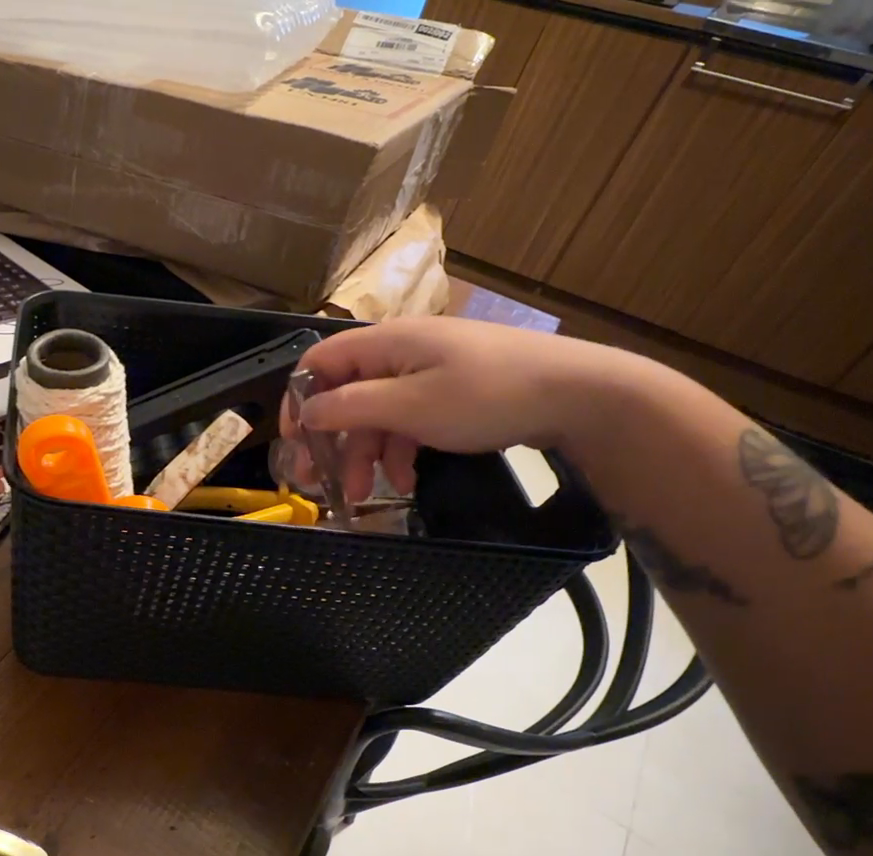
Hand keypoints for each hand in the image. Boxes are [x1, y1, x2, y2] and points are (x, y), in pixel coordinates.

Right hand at [281, 317, 644, 498]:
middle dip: (333, 440)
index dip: (298, 399)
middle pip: (347, 394)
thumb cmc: (487, 396)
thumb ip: (351, 407)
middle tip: (318, 481)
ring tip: (364, 495)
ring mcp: (429, 373)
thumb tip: (307, 410)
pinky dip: (400, 451)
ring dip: (366, 455)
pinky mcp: (452, 394)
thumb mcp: (411, 406)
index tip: (293, 442)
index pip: (320, 362)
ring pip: (378, 415)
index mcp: (387, 343)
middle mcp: (402, 352)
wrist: (580, 395)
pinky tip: (406, 481)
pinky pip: (408, 421)